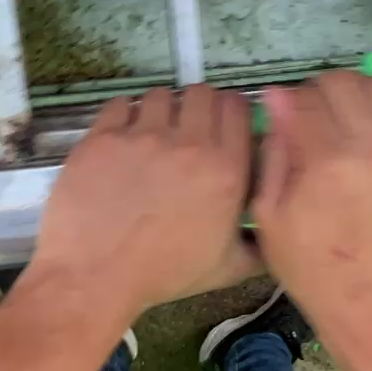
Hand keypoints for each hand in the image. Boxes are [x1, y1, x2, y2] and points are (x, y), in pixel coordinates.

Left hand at [27, 84, 261, 318]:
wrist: (96, 278)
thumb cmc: (165, 275)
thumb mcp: (227, 269)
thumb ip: (259, 245)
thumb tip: (275, 230)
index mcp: (225, 170)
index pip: (237, 108)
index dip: (231, 112)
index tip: (222, 126)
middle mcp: (188, 144)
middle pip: (202, 92)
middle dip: (198, 106)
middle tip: (188, 129)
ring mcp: (142, 136)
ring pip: (161, 95)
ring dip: (162, 110)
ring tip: (153, 134)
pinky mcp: (103, 137)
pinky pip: (120, 104)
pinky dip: (125, 115)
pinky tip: (123, 138)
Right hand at [251, 71, 371, 330]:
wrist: (365, 296)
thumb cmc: (307, 263)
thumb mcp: (268, 212)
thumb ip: (274, 150)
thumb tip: (275, 98)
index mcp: (326, 162)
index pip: (304, 99)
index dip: (285, 101)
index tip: (279, 116)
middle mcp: (369, 147)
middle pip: (342, 83)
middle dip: (316, 91)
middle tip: (306, 116)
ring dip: (350, 93)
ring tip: (336, 118)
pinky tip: (363, 127)